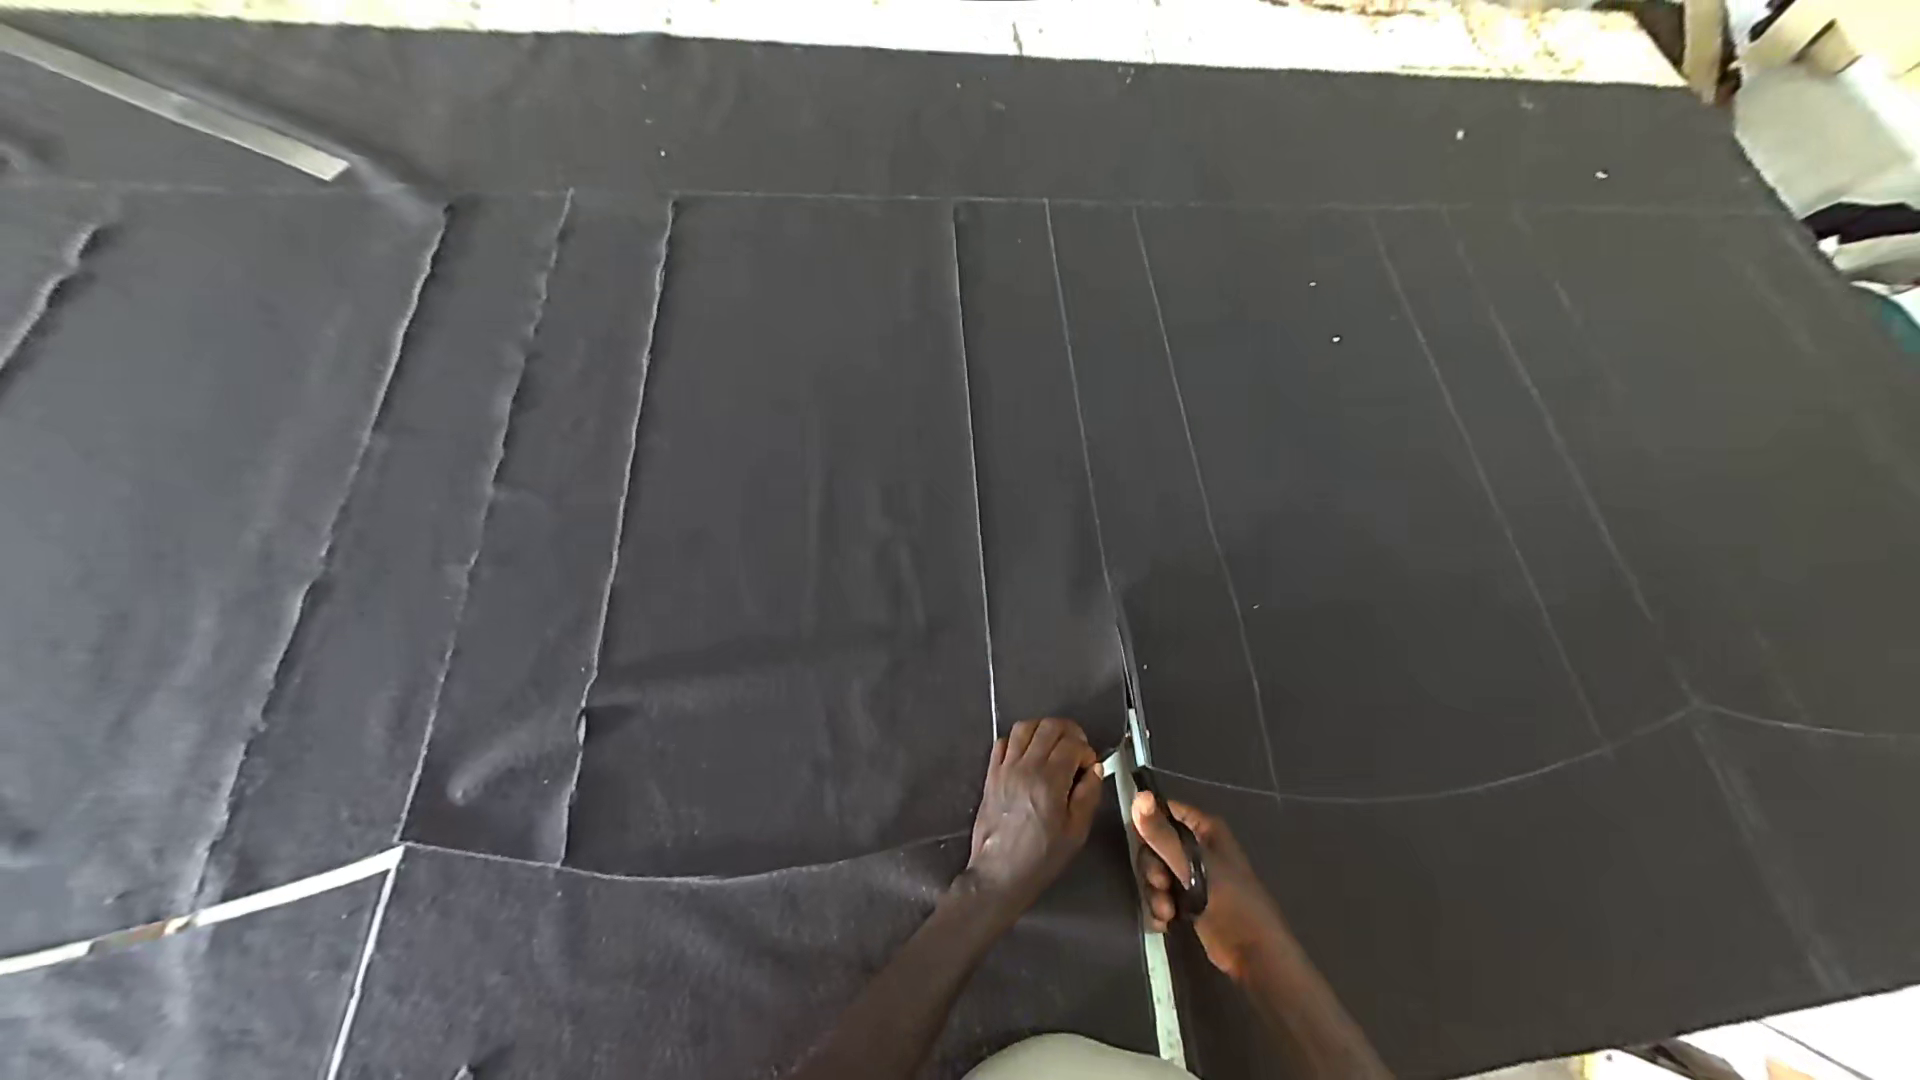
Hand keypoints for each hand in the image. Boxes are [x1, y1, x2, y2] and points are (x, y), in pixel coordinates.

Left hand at [960, 717, 1104, 917]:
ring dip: (1042, 729)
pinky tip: (1028, 753)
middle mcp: (1025, 766)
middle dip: (1068, 731)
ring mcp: (1005, 767)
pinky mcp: (991, 773)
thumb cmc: (1042, 857)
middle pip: (1048, 726)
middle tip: (1076, 747)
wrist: (1000, 873)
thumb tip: (1095, 768)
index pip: (1072, 744)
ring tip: (1053, 744)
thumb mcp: (1076, 832)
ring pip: (1024, 727)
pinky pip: (1002, 742)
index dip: (1086, 749)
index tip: (1089, 765)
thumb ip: (1088, 795)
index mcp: (1049, 780)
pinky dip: (1018, 740)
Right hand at [1132, 792, 1289, 980]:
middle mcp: (1197, 847)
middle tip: (1161, 884)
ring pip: (1156, 872)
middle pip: (1155, 844)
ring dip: (1155, 893)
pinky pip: (1161, 894)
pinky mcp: (1188, 900)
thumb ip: (1162, 835)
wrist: (1255, 956)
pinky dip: (1160, 907)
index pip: (1165, 811)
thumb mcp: (1192, 866)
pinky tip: (1165, 922)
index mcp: (1205, 829)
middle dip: (1152, 869)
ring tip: (1167, 911)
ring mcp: (1192, 875)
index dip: (1149, 824)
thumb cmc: (1230, 902)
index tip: (1144, 843)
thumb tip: (1139, 796)